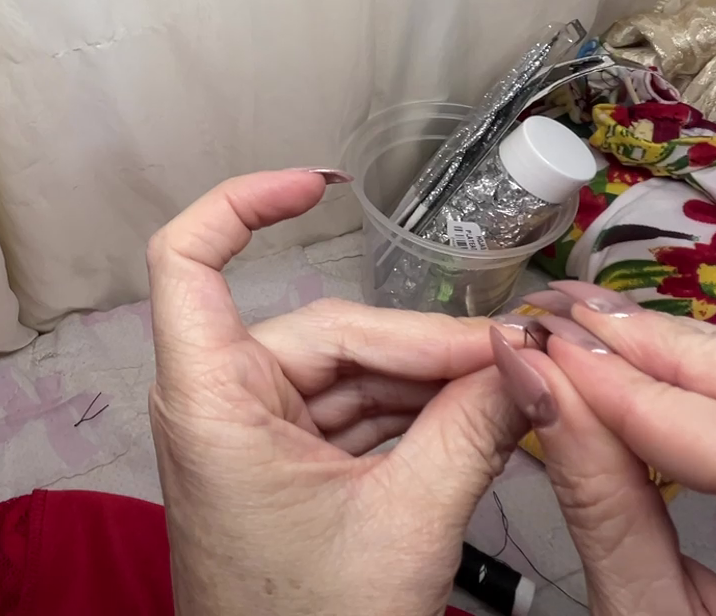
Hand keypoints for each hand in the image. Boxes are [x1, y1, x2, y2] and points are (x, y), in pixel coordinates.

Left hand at [147, 169, 530, 615]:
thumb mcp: (399, 531)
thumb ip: (468, 435)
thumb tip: (528, 362)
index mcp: (210, 396)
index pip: (187, 258)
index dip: (241, 204)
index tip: (317, 185)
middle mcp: (223, 396)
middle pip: (324, 328)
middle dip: (422, 342)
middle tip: (516, 354)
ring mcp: (256, 425)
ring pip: (349, 368)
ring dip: (430, 379)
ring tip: (513, 386)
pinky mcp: (287, 454)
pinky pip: (355, 408)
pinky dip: (414, 411)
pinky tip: (479, 416)